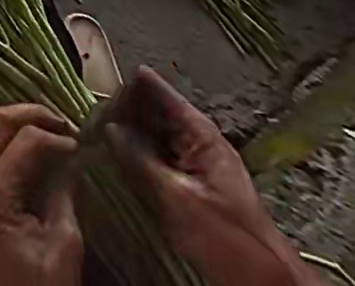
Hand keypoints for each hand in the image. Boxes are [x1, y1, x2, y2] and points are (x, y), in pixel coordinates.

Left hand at [0, 104, 82, 285]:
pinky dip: (18, 141)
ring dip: (25, 123)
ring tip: (59, 132)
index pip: (26, 140)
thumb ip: (65, 190)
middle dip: (34, 114)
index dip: (58, 137)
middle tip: (67, 125)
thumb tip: (76, 154)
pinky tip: (44, 148)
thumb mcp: (62, 241)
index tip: (83, 146)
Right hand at [108, 68, 314, 285]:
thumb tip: (107, 127)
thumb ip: (140, 159)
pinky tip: (113, 163)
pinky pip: (153, 154)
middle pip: (148, 107)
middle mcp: (193, 136)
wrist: (265, 283)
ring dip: (124, 134)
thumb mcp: (178, 198)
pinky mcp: (186, 179)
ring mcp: (191, 157)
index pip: (153, 88)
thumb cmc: (228, 238)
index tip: (98, 114)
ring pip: (149, 131)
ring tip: (94, 144)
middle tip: (90, 131)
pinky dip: (134, 154)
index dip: (123, 94)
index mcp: (197, 130)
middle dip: (119, 114)